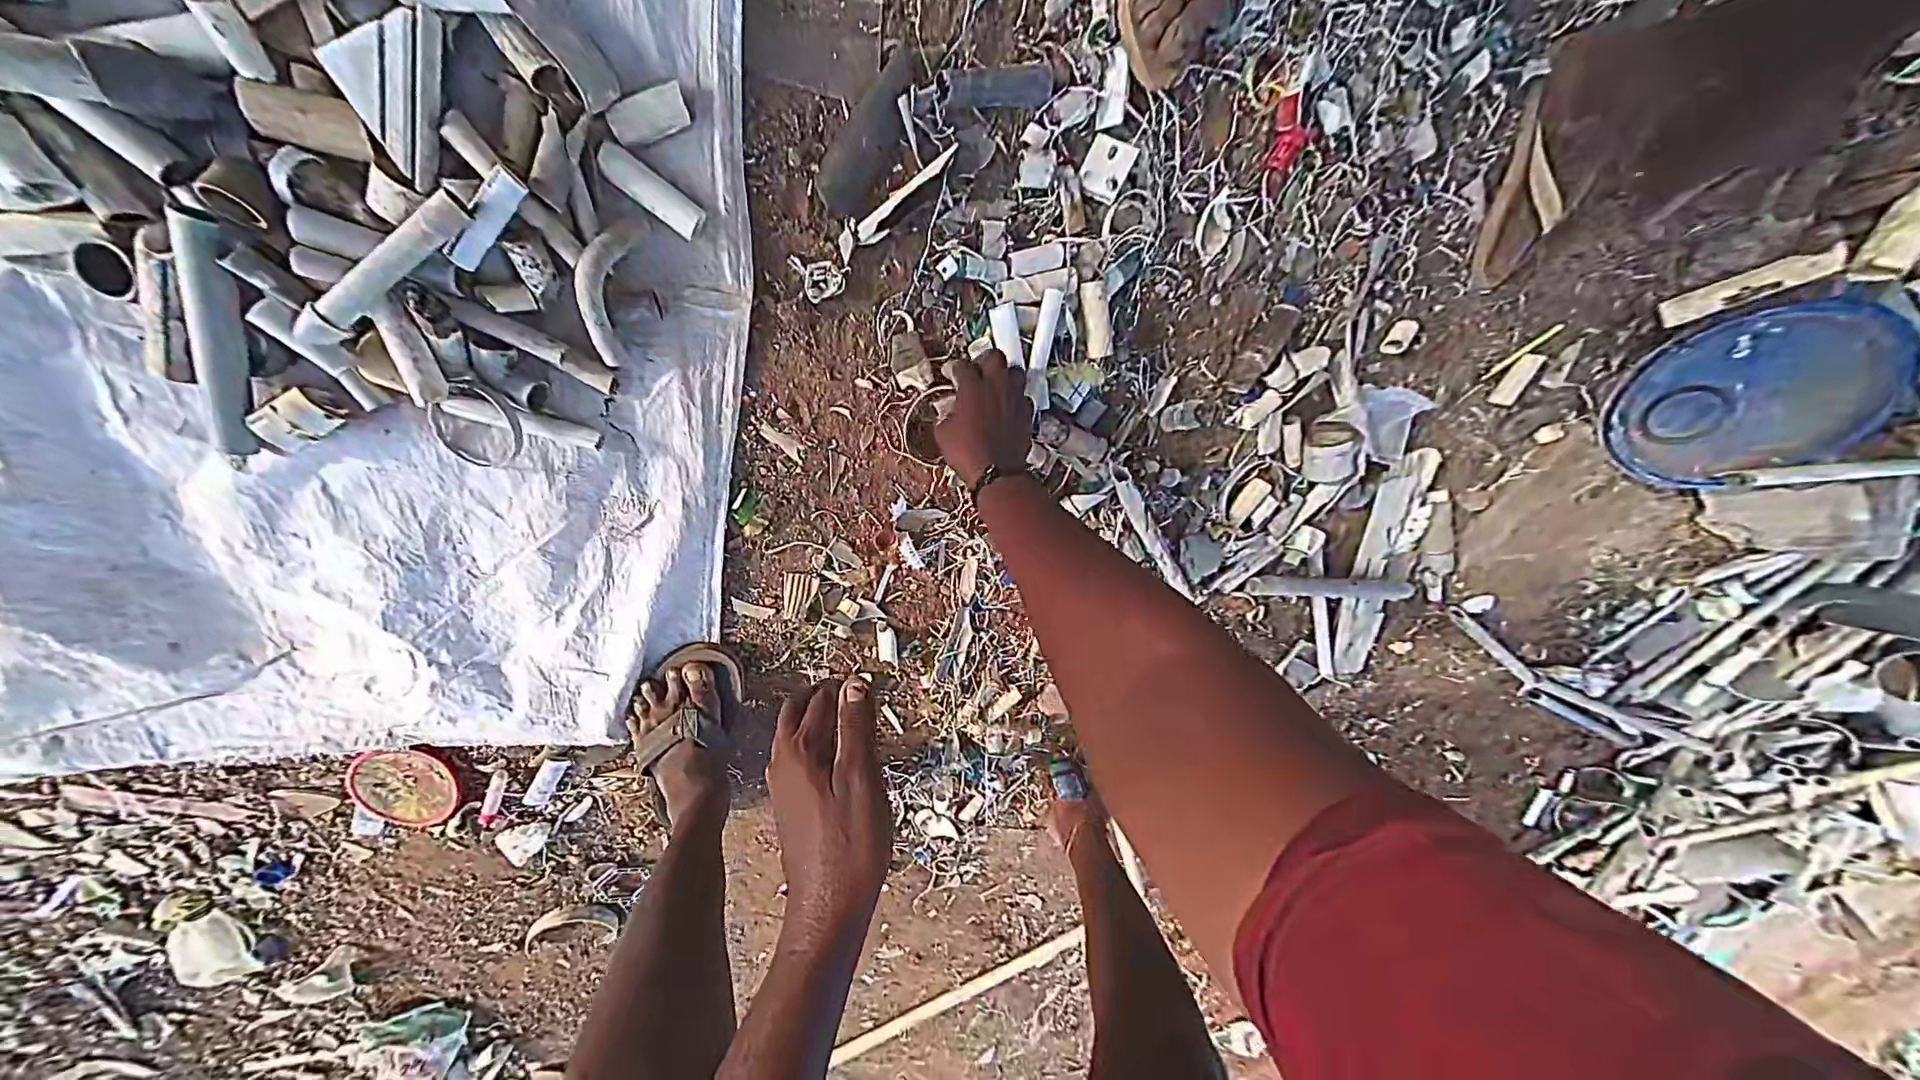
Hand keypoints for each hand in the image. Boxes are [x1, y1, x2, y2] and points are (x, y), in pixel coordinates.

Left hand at [767, 677, 892, 947]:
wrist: (828, 906)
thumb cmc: (850, 844)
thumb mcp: (861, 778)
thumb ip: (856, 728)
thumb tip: (854, 684)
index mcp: (798, 750)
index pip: (823, 698)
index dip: (847, 686)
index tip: (871, 681)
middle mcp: (782, 761)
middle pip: (801, 710)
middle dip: (827, 695)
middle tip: (861, 692)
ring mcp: (783, 783)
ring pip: (798, 733)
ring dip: (822, 719)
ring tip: (856, 718)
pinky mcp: (790, 802)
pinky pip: (800, 756)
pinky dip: (819, 743)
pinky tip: (841, 755)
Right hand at [936, 350, 1033, 486]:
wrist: (995, 473)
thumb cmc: (971, 454)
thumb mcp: (944, 433)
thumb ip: (946, 414)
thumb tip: (948, 414)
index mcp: (972, 387)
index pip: (963, 365)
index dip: (957, 368)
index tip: (955, 373)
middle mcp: (996, 387)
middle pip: (995, 357)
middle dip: (986, 360)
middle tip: (979, 369)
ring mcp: (1014, 398)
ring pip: (1016, 371)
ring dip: (1006, 374)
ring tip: (998, 383)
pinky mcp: (1026, 413)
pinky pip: (1024, 396)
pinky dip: (1017, 398)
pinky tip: (1009, 405)